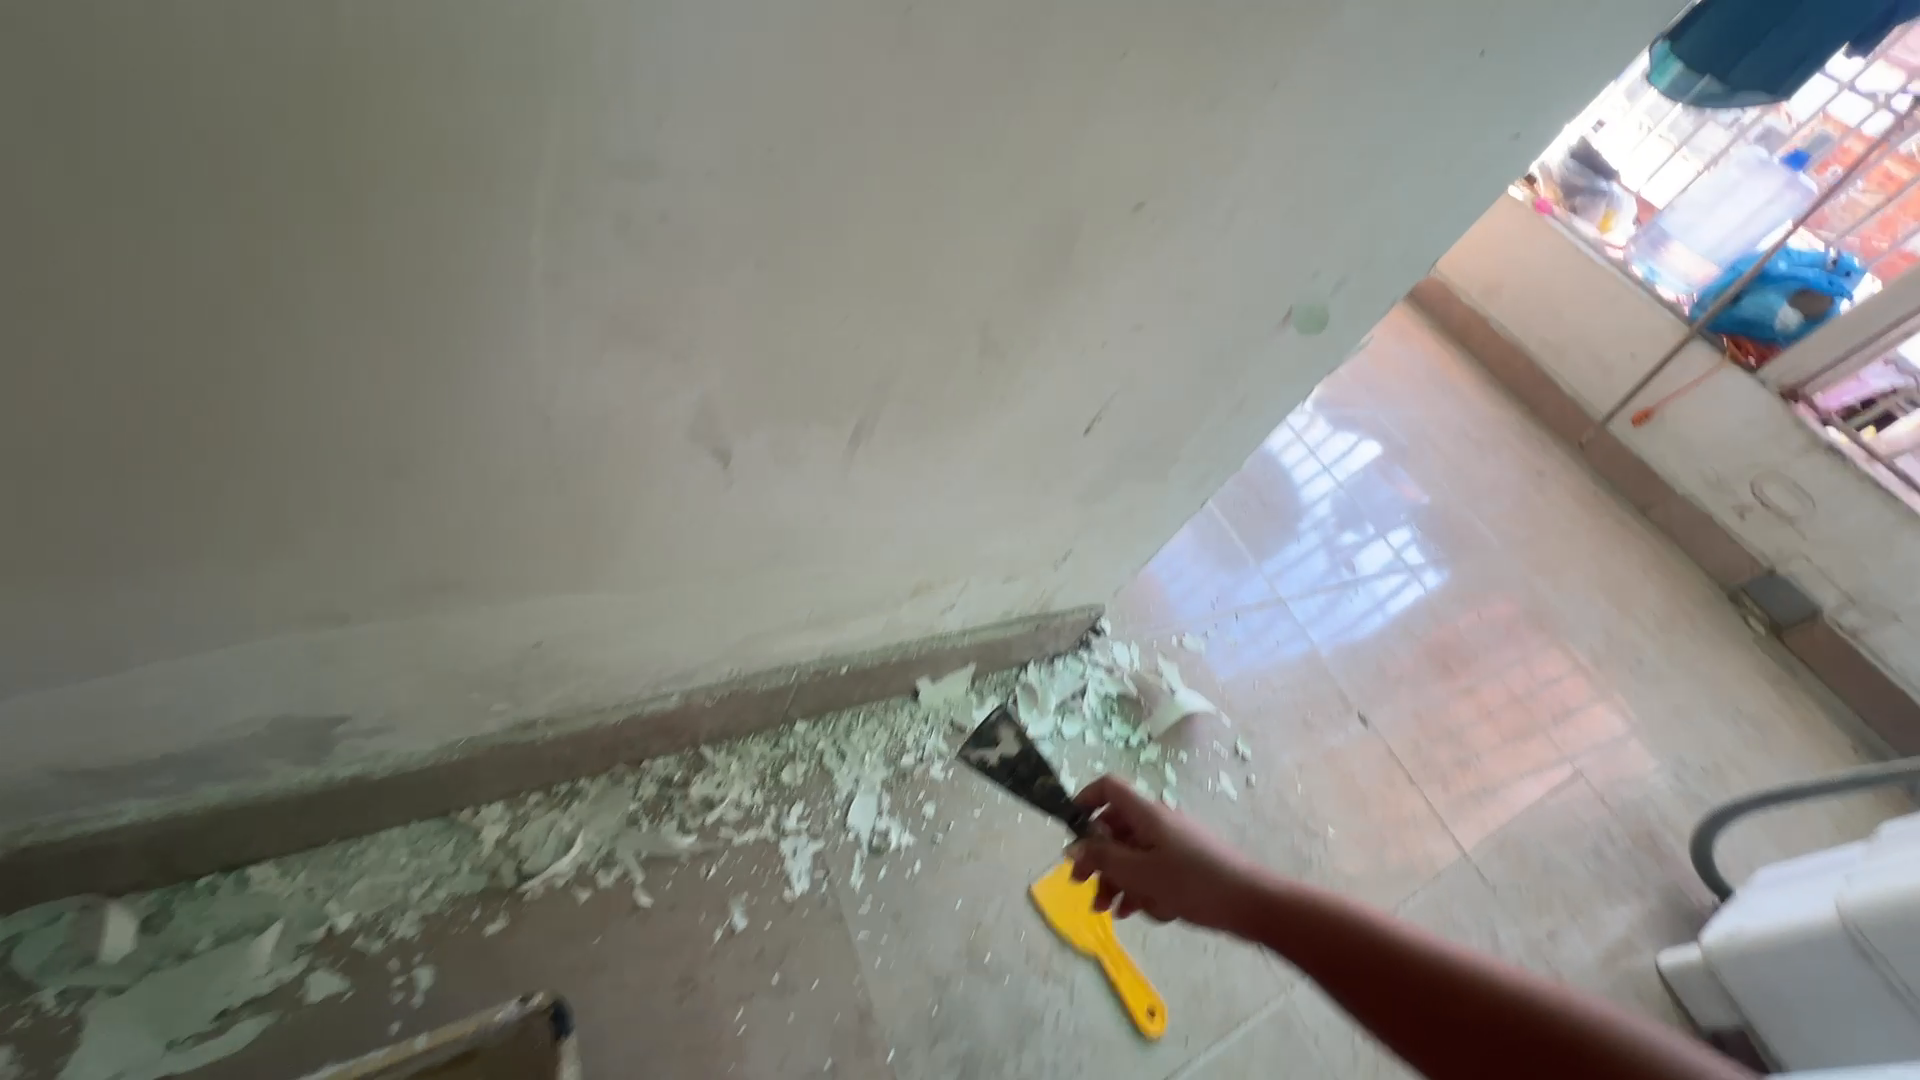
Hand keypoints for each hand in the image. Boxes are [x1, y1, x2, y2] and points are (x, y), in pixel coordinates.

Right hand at [1066, 774, 1269, 930]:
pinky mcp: (1184, 865)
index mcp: (1145, 813)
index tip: (1072, 831)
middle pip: (1114, 829)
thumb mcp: (1140, 873)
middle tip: (1082, 885)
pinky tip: (1137, 912)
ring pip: (1131, 854)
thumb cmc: (1192, 882)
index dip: (1085, 801)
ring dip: (1116, 880)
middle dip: (1097, 858)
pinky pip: (1151, 870)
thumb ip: (1103, 859)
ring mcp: (1171, 843)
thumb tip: (1072, 848)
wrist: (1251, 903)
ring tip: (1108, 910)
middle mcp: (1157, 822)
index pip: (1108, 788)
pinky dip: (1140, 888)